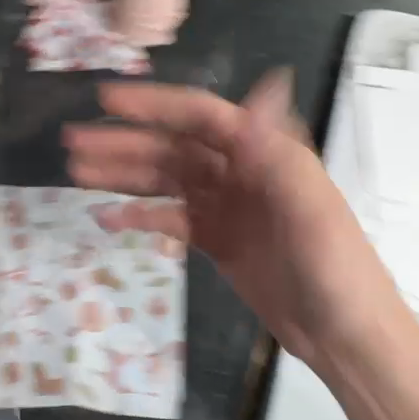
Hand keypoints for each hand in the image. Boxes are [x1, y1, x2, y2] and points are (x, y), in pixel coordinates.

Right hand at [64, 71, 411, 373]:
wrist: (344, 335)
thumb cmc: (334, 268)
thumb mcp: (309, 207)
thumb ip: (276, 151)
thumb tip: (265, 84)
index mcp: (266, 153)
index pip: (201, 118)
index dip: (154, 106)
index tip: (106, 101)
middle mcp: (242, 172)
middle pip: (174, 148)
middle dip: (124, 142)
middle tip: (74, 142)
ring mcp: (227, 207)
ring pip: (166, 181)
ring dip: (123, 174)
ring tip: (76, 172)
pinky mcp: (216, 240)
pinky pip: (170, 219)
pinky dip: (139, 216)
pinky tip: (107, 218)